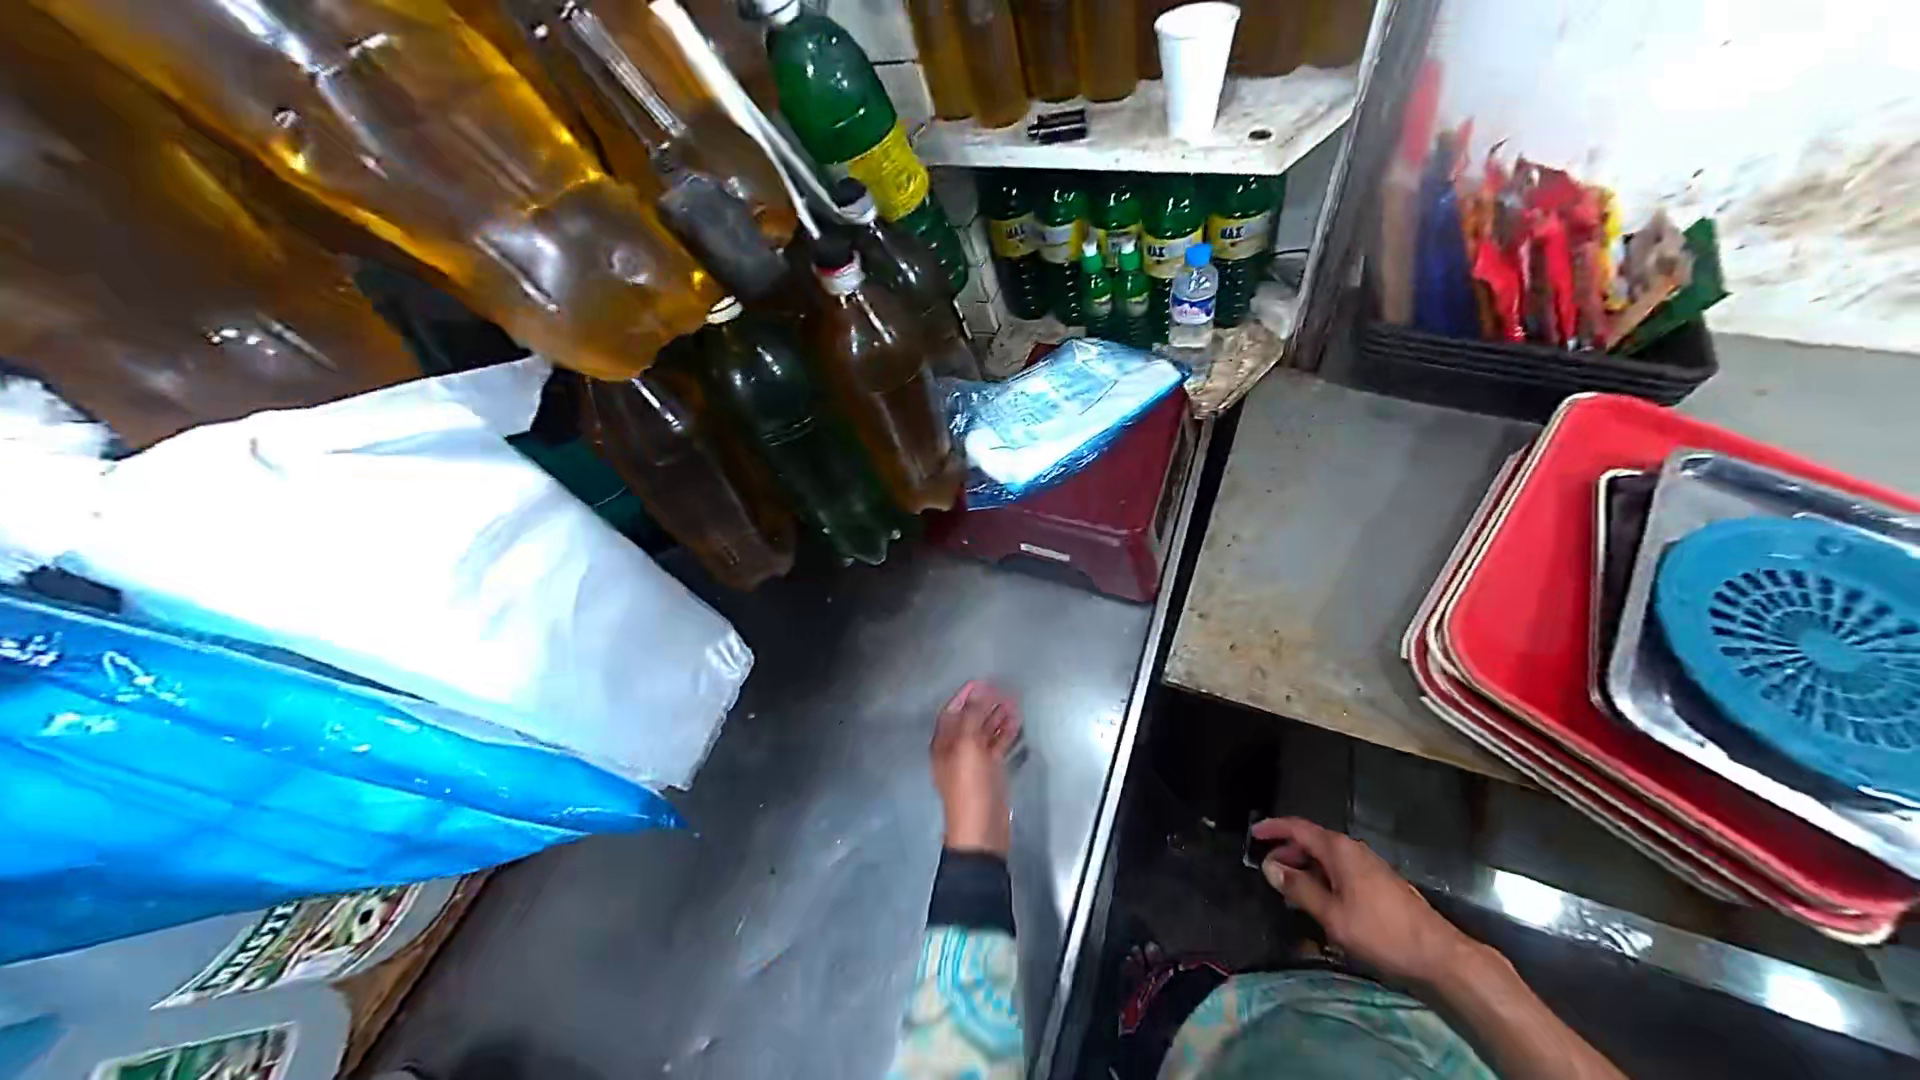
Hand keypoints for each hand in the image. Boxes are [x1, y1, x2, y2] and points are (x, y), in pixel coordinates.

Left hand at [930, 681, 1021, 856]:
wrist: (981, 831)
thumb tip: (977, 692)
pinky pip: (996, 746)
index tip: (982, 682)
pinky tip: (1015, 723)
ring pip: (984, 732)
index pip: (952, 711)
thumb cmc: (970, 787)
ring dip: (996, 716)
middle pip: (969, 720)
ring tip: (1013, 702)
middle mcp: (956, 750)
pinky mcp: (990, 773)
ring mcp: (973, 762)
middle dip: (984, 704)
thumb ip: (972, 717)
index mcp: (944, 744)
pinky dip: (1004, 733)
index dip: (966, 695)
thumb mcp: (968, 747)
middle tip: (1002, 690)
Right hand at [1252, 817, 1481, 987]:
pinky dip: (1322, 877)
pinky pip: (1340, 870)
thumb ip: (1298, 888)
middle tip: (1270, 872)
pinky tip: (1319, 900)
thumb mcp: (1331, 914)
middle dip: (1287, 852)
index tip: (1253, 833)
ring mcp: (1368, 865)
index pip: (1297, 827)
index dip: (1273, 828)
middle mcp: (1352, 849)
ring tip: (1290, 891)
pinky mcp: (1378, 882)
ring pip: (1326, 857)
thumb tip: (1271, 867)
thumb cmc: (1380, 932)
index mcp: (1338, 849)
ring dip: (1305, 868)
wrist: (1439, 956)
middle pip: (1311, 841)